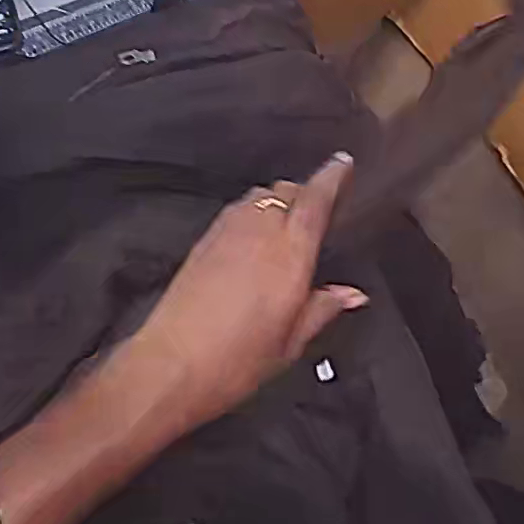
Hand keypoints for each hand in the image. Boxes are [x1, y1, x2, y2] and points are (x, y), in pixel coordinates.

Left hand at [114, 153, 365, 431]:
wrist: (172, 360)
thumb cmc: (236, 358)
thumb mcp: (290, 342)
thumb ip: (323, 308)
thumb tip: (352, 294)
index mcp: (289, 253)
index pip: (316, 199)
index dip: (332, 176)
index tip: (342, 162)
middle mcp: (258, 230)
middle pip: (287, 190)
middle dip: (305, 193)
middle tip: (317, 211)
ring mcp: (228, 230)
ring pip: (259, 195)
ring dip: (277, 201)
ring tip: (285, 225)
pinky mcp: (205, 237)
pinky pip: (236, 209)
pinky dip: (252, 212)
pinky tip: (253, 238)